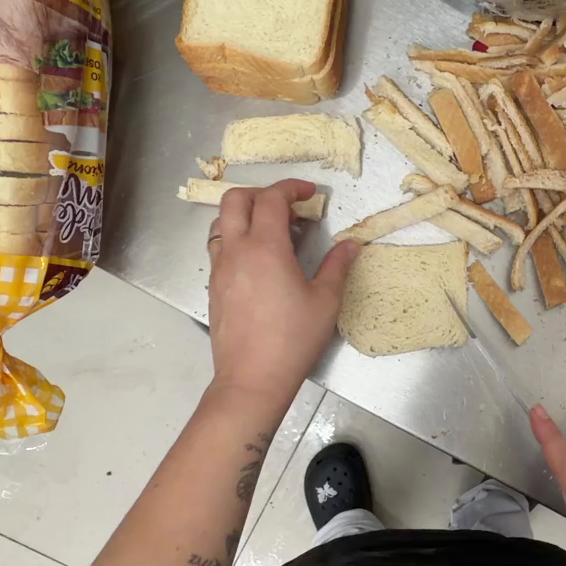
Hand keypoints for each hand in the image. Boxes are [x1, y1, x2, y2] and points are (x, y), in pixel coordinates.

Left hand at [206, 179, 358, 409]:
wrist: (252, 378)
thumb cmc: (293, 340)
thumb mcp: (325, 301)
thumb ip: (337, 266)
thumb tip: (351, 244)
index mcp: (265, 247)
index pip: (272, 199)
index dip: (292, 188)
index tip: (310, 193)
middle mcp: (236, 251)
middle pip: (236, 199)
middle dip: (262, 193)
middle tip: (288, 206)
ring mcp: (220, 269)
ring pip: (221, 222)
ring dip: (245, 215)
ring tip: (272, 231)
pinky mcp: (214, 287)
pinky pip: (219, 248)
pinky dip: (236, 238)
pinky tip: (258, 260)